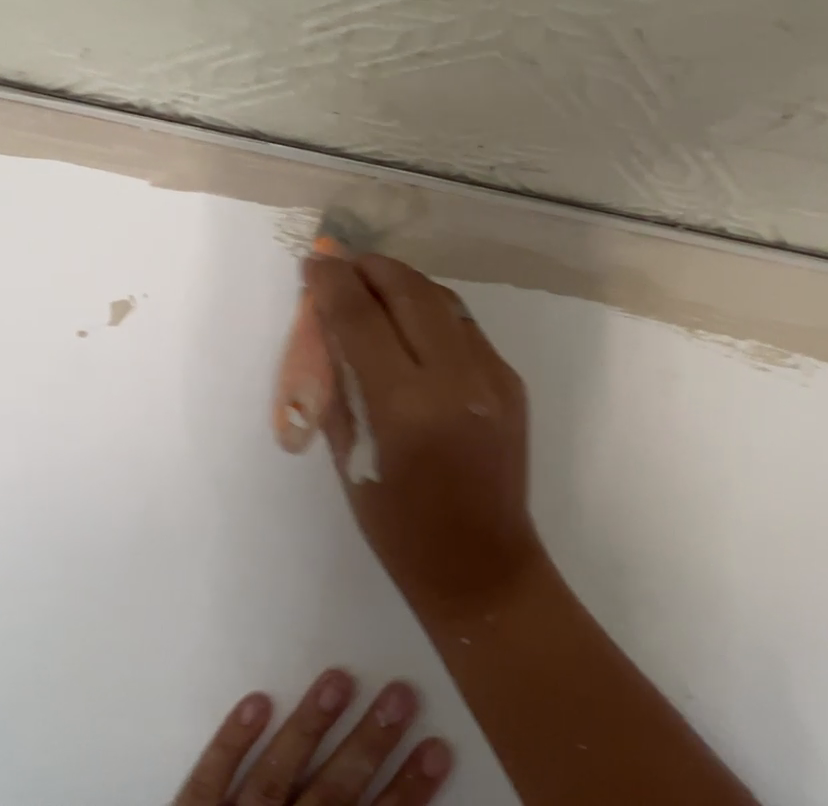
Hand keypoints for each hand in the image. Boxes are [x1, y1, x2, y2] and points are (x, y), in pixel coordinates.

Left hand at [173, 669, 450, 805]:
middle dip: (370, 745)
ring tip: (339, 679)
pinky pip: (208, 780)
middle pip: (333, 792)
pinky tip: (257, 702)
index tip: (437, 749)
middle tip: (401, 696)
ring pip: (277, 774)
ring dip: (310, 728)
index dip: (407, 791)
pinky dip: (231, 743)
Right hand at [304, 254, 543, 614]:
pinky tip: (412, 325)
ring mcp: (493, 377)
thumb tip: (329, 325)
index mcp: (406, 407)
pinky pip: (466, 328)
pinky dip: (433, 314)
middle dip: (371, 268)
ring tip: (374, 285)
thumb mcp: (350, 457)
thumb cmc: (398, 527)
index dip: (333, 282)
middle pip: (409, 291)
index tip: (315, 262)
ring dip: (404, 284)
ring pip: (443, 301)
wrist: (481, 564)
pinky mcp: (512, 381)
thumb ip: (339, 384)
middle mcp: (456, 380)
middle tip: (344, 264)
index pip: (361, 318)